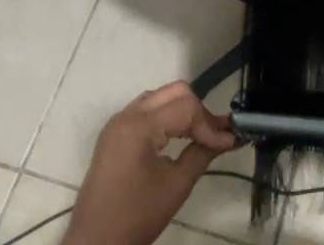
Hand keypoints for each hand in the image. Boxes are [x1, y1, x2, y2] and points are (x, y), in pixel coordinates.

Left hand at [62, 82, 237, 244]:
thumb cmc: (136, 217)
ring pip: (160, 97)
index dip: (210, 124)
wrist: (94, 243)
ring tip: (201, 135)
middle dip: (198, 111)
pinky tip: (179, 136)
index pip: (186, 107)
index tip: (229, 142)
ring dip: (183, 111)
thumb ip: (202, 155)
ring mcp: (118, 122)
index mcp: (139, 126)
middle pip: (174, 92)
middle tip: (215, 136)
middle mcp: (127, 115)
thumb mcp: (175, 187)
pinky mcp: (115, 133)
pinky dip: (167, 117)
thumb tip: (229, 138)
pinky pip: (147, 110)